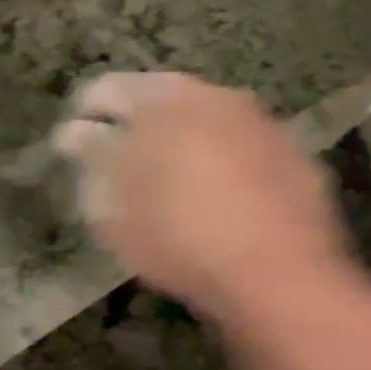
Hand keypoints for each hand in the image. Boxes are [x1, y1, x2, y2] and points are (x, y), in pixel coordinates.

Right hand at [50, 72, 352, 320]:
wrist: (283, 280)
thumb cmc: (177, 233)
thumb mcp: (109, 203)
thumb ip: (88, 156)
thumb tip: (77, 132)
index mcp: (160, 95)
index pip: (104, 89)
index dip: (82, 120)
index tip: (72, 153)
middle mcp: (214, 95)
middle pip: (158, 103)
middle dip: (136, 130)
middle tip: (119, 171)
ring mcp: (262, 126)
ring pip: (206, 127)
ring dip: (184, 148)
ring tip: (171, 192)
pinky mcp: (298, 162)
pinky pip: (245, 157)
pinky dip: (226, 172)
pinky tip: (220, 209)